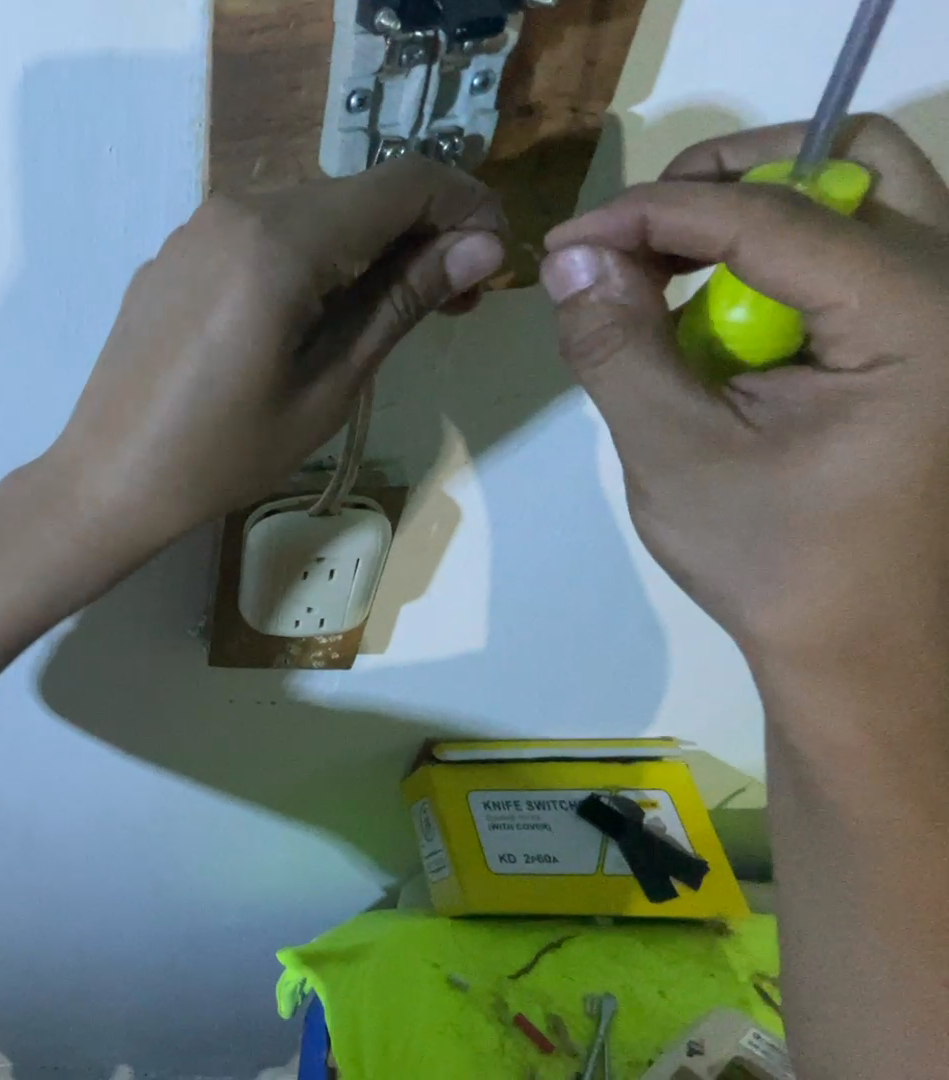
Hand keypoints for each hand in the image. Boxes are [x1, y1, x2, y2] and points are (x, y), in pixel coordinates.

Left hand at [42, 157, 505, 547]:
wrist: (107, 480)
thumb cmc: (218, 456)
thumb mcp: (324, 390)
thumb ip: (400, 304)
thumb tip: (480, 244)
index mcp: (278, 242)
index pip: (404, 183)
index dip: (466, 209)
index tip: (490, 263)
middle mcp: (231, 213)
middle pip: (352, 195)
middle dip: (411, 236)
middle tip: (441, 304)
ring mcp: (190, 234)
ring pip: (302, 214)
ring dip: (352, 251)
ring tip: (370, 320)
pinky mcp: (168, 261)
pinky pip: (250, 240)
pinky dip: (293, 262)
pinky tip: (296, 319)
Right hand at [540, 116, 948, 668]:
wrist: (874, 640)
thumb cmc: (775, 556)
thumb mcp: (673, 452)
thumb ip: (616, 349)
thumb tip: (570, 260)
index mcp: (923, 317)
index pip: (770, 215)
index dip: (650, 212)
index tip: (563, 242)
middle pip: (847, 162)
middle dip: (721, 181)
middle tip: (630, 239)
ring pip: (860, 195)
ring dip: (746, 217)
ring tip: (659, 281)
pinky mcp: (933, 335)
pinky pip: (857, 250)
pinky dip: (770, 262)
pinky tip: (710, 324)